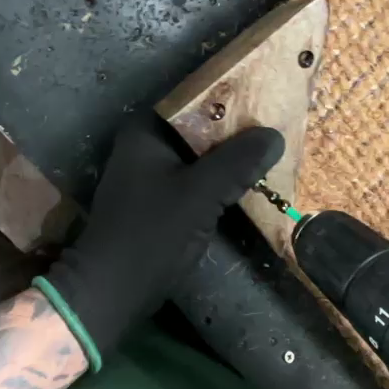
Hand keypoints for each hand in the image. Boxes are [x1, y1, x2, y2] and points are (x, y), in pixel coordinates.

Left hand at [36, 117, 283, 366]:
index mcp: (145, 131)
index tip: (265, 101)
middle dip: (232, 133)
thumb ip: (237, 162)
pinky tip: (245, 186)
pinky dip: (215, 182)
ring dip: (226, 161)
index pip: (192, 100)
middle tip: (275, 129)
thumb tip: (274, 135)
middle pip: (197, 130)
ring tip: (268, 155)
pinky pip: (192, 181)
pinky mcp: (155, 202)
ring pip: (196, 158)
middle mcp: (142, 146)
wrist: (113, 288)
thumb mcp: (201, 193)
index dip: (228, 100)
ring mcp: (147, 175)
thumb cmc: (152, 231)